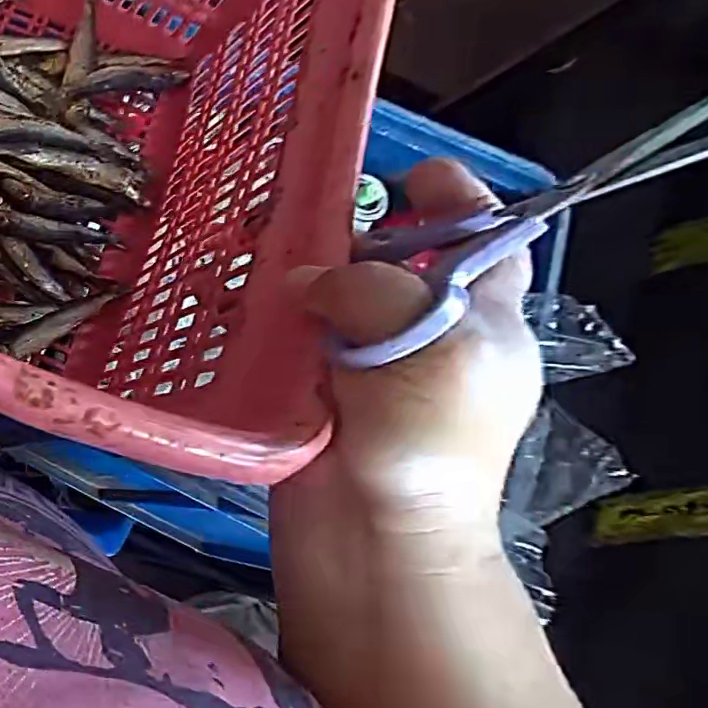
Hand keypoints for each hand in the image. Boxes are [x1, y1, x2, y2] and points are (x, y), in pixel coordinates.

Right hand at [277, 159, 539, 564]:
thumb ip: (374, 289)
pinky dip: (255, 315)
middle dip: (347, 229)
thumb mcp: (436, 346)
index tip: (405, 173)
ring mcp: (353, 359)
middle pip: (384, 259)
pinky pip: (278, 336)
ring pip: (321, 295)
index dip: (452, 198)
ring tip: (247, 245)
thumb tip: (303, 277)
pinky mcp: (301, 385)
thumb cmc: (428, 442)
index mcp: (477, 315)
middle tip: (295, 209)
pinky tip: (225, 298)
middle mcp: (415, 329)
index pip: (482, 237)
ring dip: (288, 270)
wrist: (372, 534)